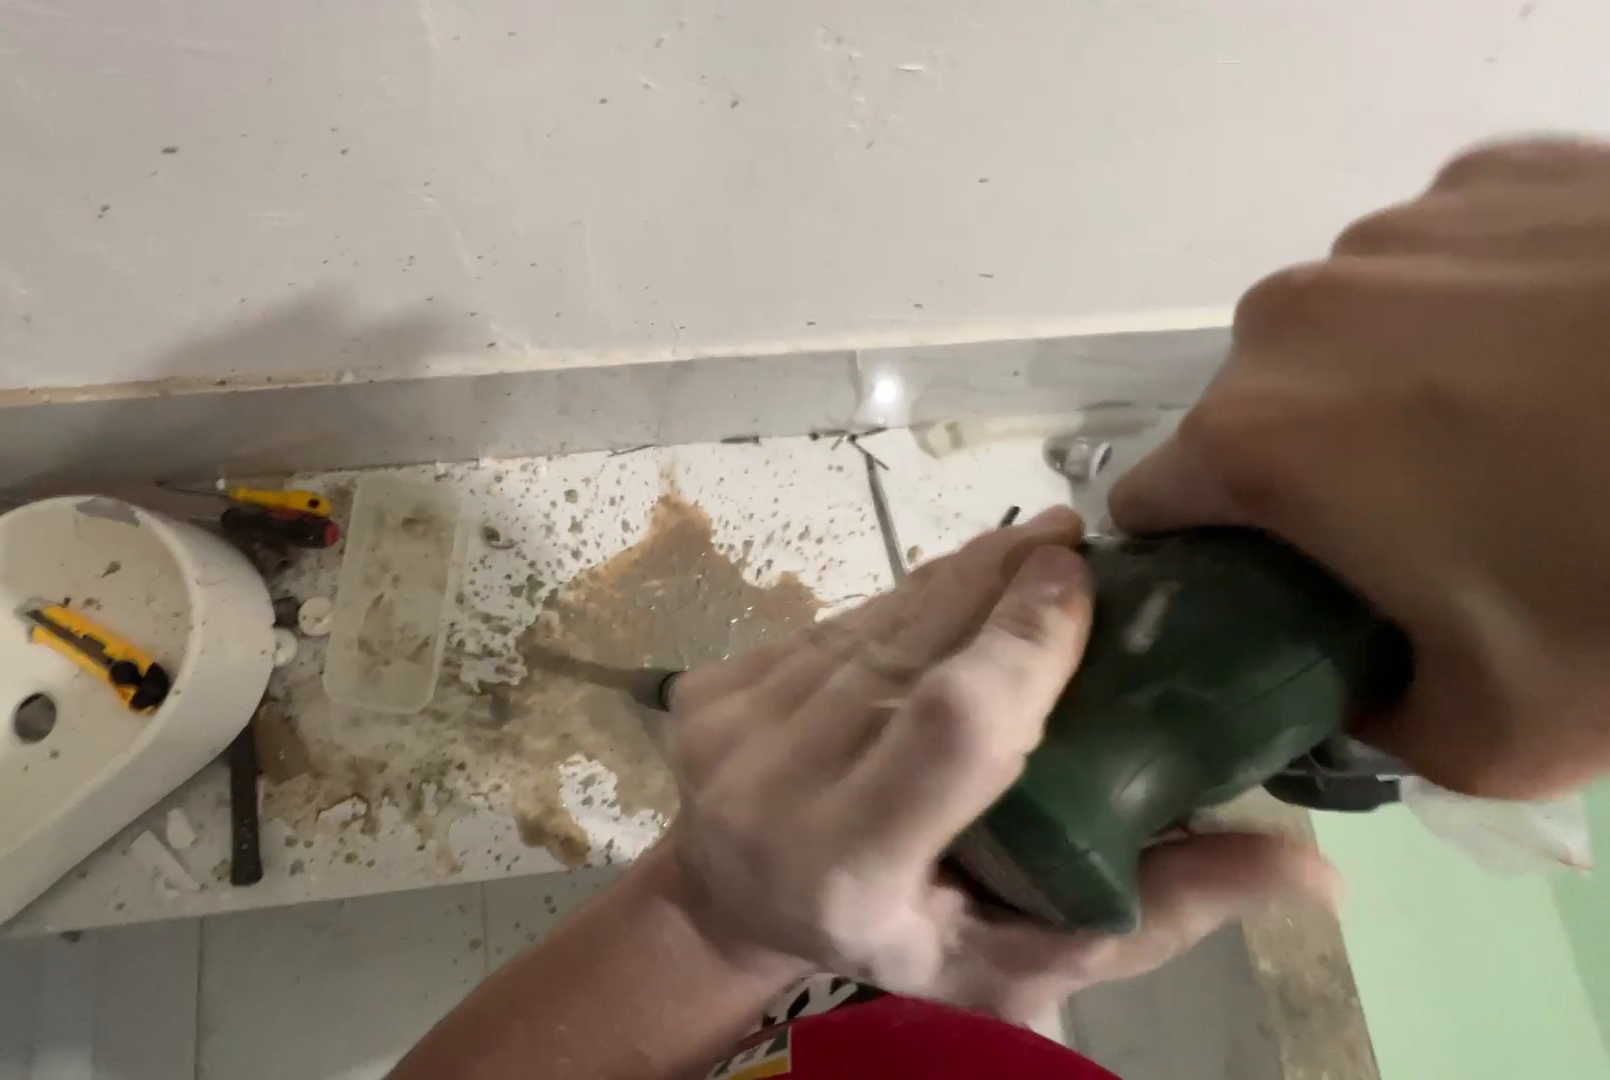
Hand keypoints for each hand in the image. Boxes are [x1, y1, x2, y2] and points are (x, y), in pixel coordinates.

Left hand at [661, 509, 1335, 1020]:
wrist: (729, 890)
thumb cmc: (878, 940)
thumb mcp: (1005, 960)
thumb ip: (1139, 917)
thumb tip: (1308, 870)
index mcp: (849, 867)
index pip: (948, 726)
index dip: (1019, 644)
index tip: (1077, 580)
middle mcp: (774, 785)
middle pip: (902, 654)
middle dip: (988, 587)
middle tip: (1063, 537)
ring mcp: (729, 725)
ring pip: (863, 630)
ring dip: (944, 583)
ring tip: (1013, 549)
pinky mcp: (707, 689)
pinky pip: (823, 630)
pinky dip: (887, 606)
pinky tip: (935, 590)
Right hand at [1112, 137, 1609, 799]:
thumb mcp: (1499, 734)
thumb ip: (1365, 723)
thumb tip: (1335, 695)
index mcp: (1247, 440)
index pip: (1147, 503)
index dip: (1199, 548)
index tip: (1274, 577)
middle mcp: (1283, 323)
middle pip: (1237, 416)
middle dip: (1293, 464)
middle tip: (1420, 509)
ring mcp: (1390, 239)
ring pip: (1324, 334)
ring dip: (1372, 376)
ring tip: (1509, 411)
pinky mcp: (1498, 174)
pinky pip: (1424, 256)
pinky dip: (1459, 296)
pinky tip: (1559, 330)